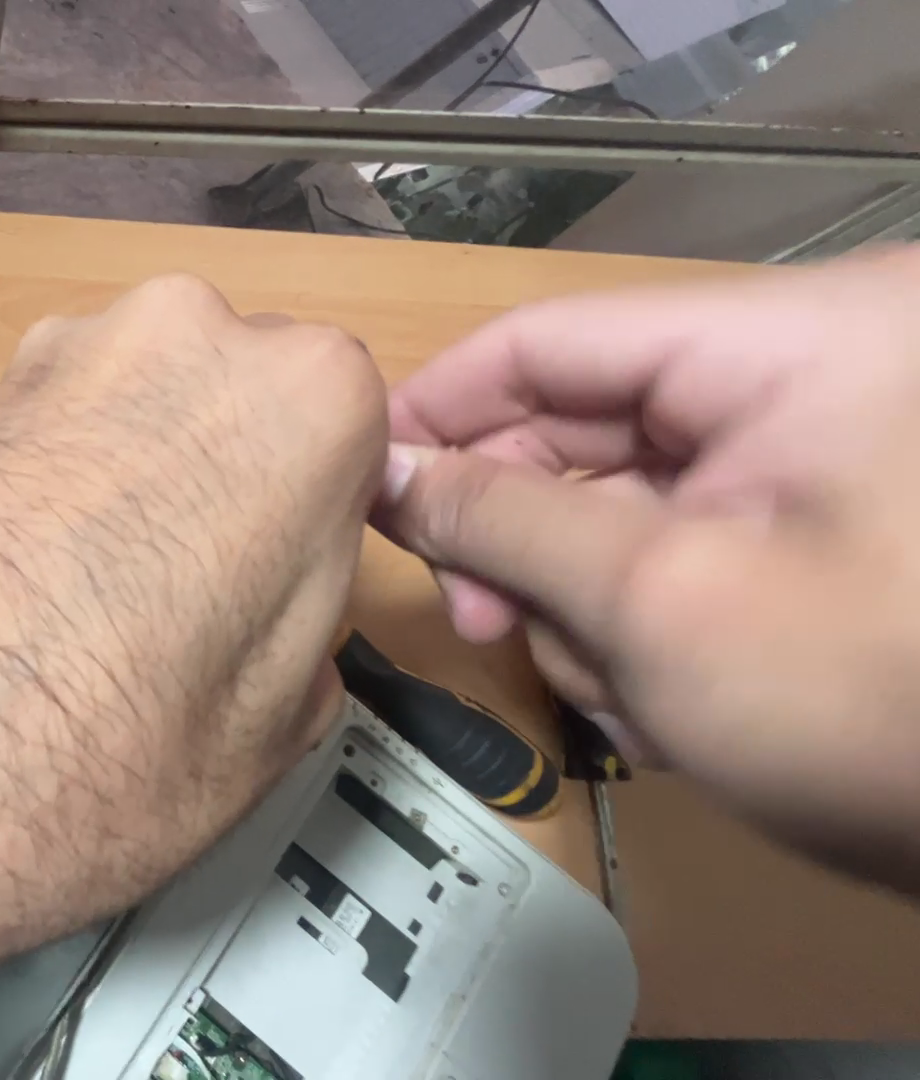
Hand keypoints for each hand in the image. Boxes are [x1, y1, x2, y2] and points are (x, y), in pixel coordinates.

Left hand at [0, 274, 386, 1069]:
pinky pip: (71, 421)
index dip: (311, 520)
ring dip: (146, 477)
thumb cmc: (94, 754)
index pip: (352, 436)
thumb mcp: (285, 708)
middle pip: (245, 405)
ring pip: (154, 405)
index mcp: (300, 399)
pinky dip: (70, 477)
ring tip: (96, 590)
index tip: (272, 580)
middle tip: (185, 590)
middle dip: (232, 481)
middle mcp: (179, 334)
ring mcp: (62, 349)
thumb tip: (291, 562)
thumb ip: (318, 593)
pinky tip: (39, 569)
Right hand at [373, 246, 919, 889]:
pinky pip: (658, 544)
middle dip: (509, 535)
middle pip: (566, 427)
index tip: (360, 482)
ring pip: (602, 501)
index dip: (430, 409)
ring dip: (570, 598)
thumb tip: (380, 475)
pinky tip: (658, 691)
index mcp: (798, 342)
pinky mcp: (811, 522)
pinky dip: (629, 618)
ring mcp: (811, 455)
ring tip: (611, 685)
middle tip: (475, 617)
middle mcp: (803, 377)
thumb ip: (493, 520)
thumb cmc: (895, 705)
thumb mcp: (655, 600)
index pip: (540, 341)